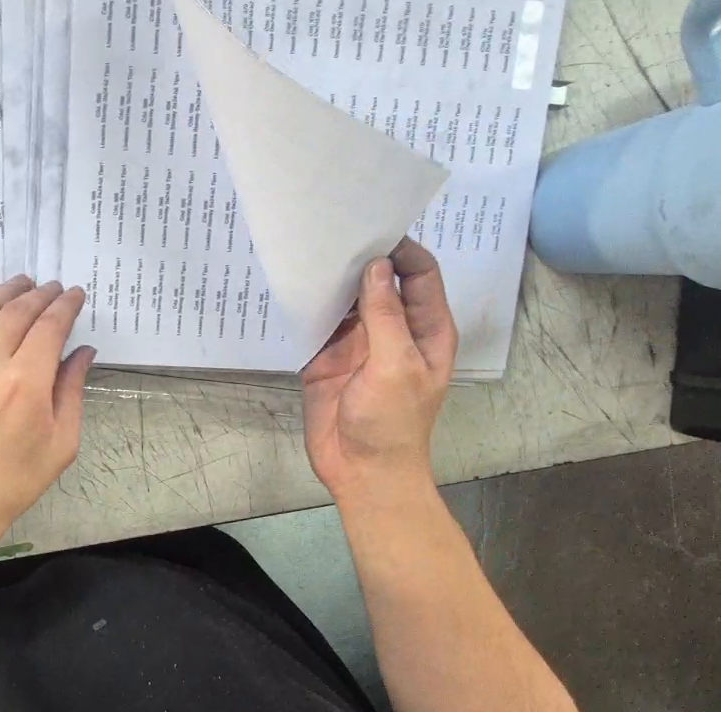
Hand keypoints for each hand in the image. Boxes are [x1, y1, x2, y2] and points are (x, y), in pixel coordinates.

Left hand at [0, 276, 95, 578]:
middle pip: (17, 311)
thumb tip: (82, 353)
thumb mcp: (61, 445)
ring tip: (21, 283)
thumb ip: (72, 392)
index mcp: (27, 382)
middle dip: (39, 294)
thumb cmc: (12, 482)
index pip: (50, 326)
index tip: (76, 295)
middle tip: (53, 287)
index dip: (66, 306)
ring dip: (5, 291)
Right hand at [300, 238, 456, 503]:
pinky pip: (319, 327)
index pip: (420, 274)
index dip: (401, 250)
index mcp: (425, 329)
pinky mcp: (327, 361)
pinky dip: (309, 309)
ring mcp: (358, 346)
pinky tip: (295, 289)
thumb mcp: (395, 364)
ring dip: (332, 283)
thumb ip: (384, 315)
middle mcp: (392, 331)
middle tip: (333, 233)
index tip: (372, 230)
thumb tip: (375, 266)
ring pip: (347, 302)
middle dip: (362, 260)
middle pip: (380, 282)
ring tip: (310, 253)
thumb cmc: (392, 422)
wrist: (362, 471)